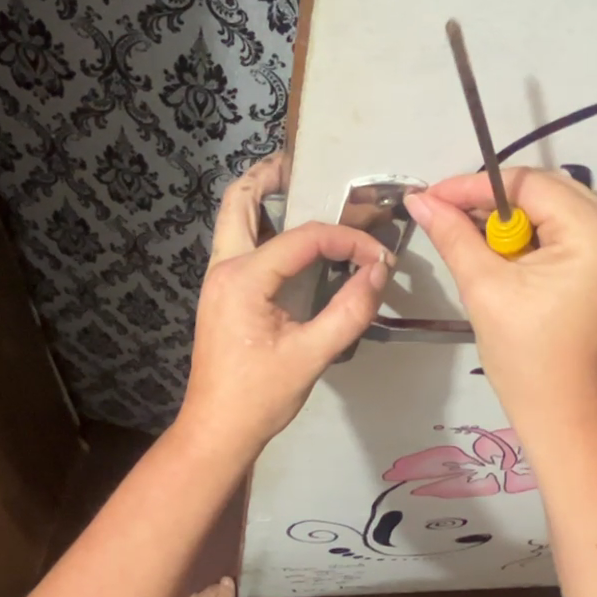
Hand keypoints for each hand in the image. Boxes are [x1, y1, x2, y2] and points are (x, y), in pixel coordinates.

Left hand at [177, 155, 392, 453]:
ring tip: (297, 186)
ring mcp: (217, 281)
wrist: (216, 430)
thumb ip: (349, 311)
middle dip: (270, 177)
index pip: (303, 238)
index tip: (379, 257)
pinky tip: (290, 237)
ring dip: (261, 198)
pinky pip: (239, 245)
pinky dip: (262, 227)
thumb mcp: (311, 357)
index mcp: (243, 279)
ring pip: (234, 220)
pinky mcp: (221, 296)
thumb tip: (379, 273)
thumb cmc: (258, 398)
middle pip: (239, 202)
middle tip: (306, 166)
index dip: (347, 240)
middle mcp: (223, 269)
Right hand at [405, 168, 596, 421]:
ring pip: (550, 206)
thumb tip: (420, 200)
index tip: (430, 197)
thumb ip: (453, 235)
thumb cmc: (524, 354)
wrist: (560, 408)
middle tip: (444, 215)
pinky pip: (561, 228)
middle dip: (489, 200)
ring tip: (465, 233)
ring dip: (506, 217)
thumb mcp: (483, 288)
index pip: (526, 184)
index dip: (473, 186)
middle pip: (542, 189)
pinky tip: (496, 250)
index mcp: (593, 231)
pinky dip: (527, 234)